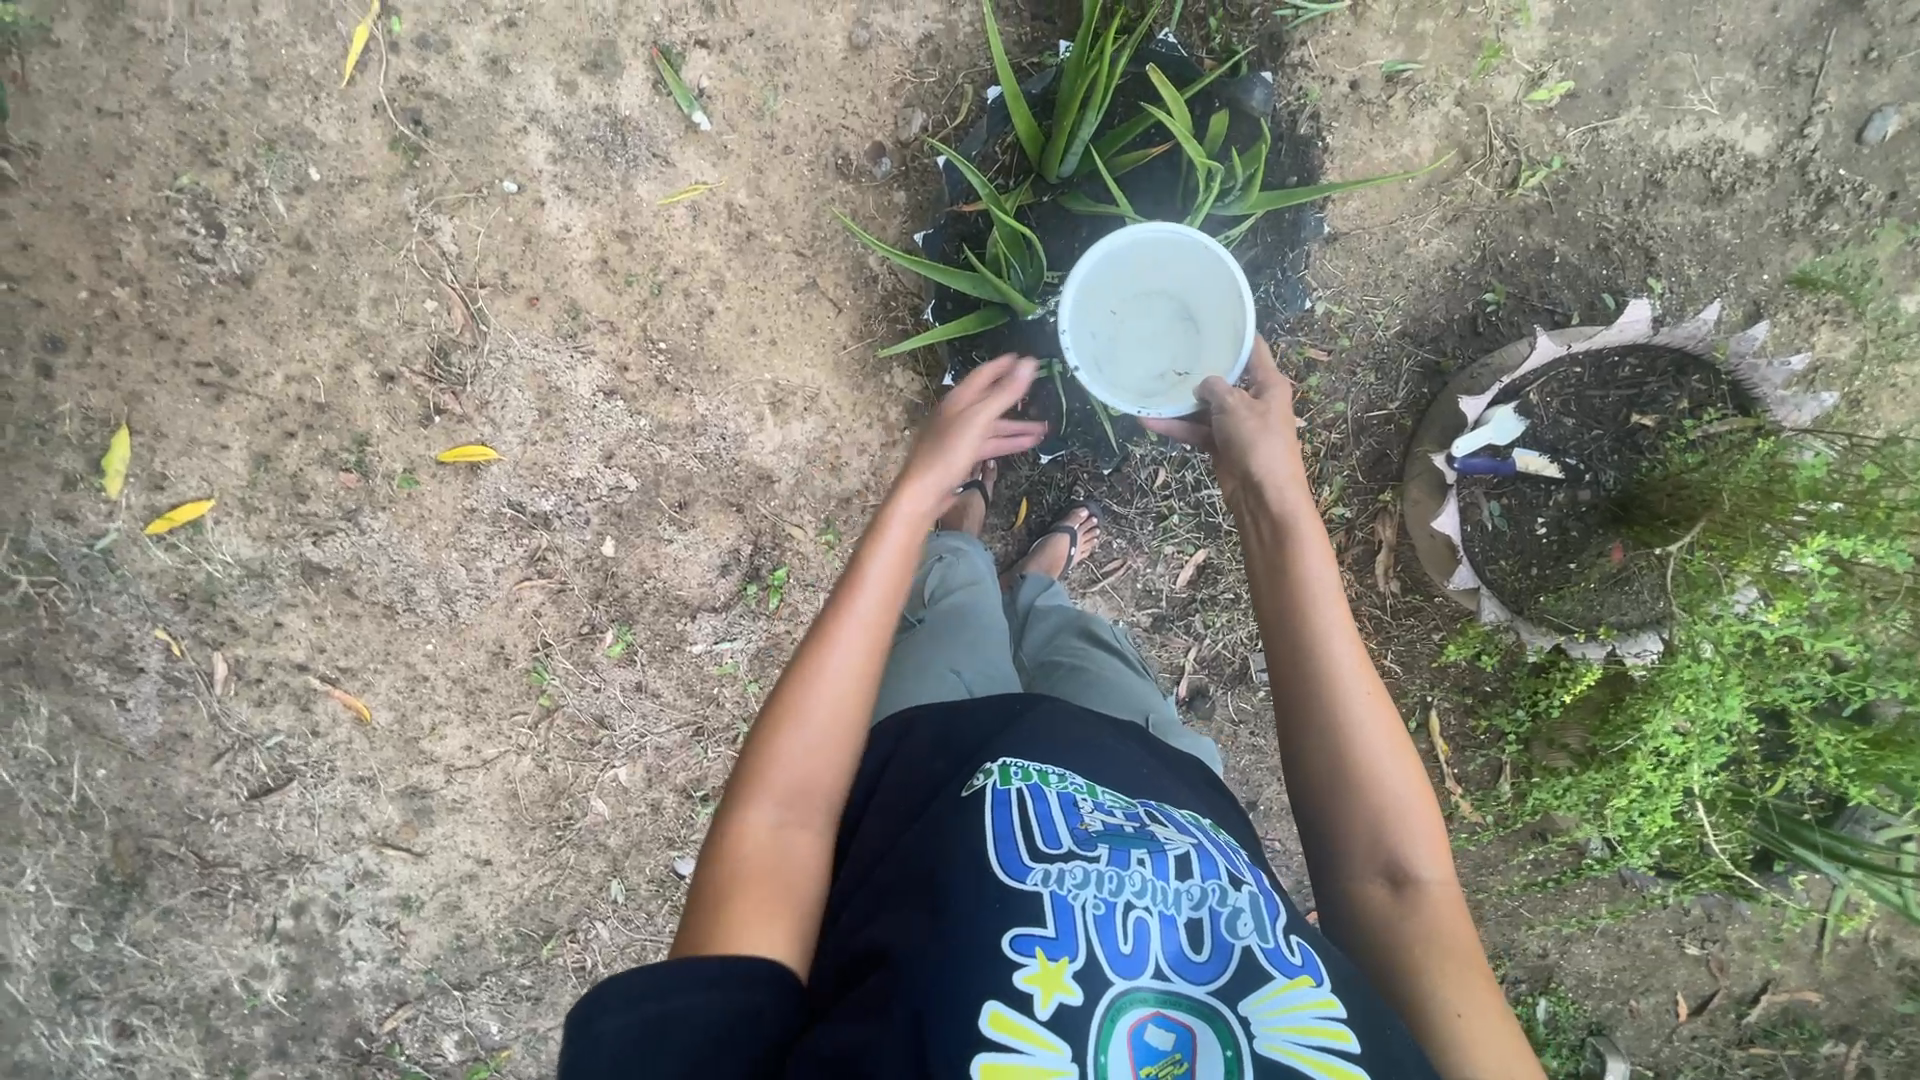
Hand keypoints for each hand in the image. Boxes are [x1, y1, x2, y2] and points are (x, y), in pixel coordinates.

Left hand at [895, 354, 1047, 516]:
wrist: (924, 492)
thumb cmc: (947, 453)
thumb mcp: (979, 420)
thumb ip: (1004, 393)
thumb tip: (1028, 364)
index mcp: (959, 400)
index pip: (983, 375)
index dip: (1003, 366)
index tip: (1022, 359)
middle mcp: (959, 414)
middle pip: (990, 401)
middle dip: (1015, 399)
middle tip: (1037, 392)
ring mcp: (961, 436)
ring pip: (993, 426)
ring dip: (1017, 427)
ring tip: (1043, 428)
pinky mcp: (963, 456)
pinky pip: (990, 444)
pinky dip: (1009, 443)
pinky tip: (1027, 444)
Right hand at [1141, 336, 1309, 508]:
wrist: (1263, 494)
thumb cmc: (1257, 441)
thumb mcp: (1234, 405)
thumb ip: (1214, 387)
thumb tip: (1202, 385)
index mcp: (1268, 383)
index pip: (1252, 350)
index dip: (1234, 334)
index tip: (1209, 321)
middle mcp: (1253, 400)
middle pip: (1223, 380)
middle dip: (1197, 371)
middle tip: (1170, 354)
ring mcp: (1236, 424)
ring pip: (1204, 408)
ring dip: (1179, 405)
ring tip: (1150, 391)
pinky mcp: (1221, 445)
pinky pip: (1196, 431)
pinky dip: (1177, 428)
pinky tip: (1149, 422)